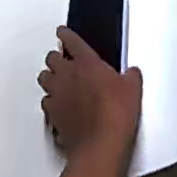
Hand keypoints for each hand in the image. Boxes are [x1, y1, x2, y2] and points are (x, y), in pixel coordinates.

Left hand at [38, 27, 141, 161]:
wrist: (100, 144)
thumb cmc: (114, 115)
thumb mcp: (132, 89)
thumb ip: (130, 76)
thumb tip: (132, 73)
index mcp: (86, 63)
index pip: (71, 41)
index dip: (65, 34)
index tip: (62, 31)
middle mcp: (67, 76)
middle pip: (52, 58)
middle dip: (56, 57)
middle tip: (60, 58)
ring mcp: (58, 95)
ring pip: (44, 78)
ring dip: (49, 77)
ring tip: (54, 78)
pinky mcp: (53, 115)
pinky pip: (46, 102)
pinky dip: (50, 101)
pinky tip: (56, 104)